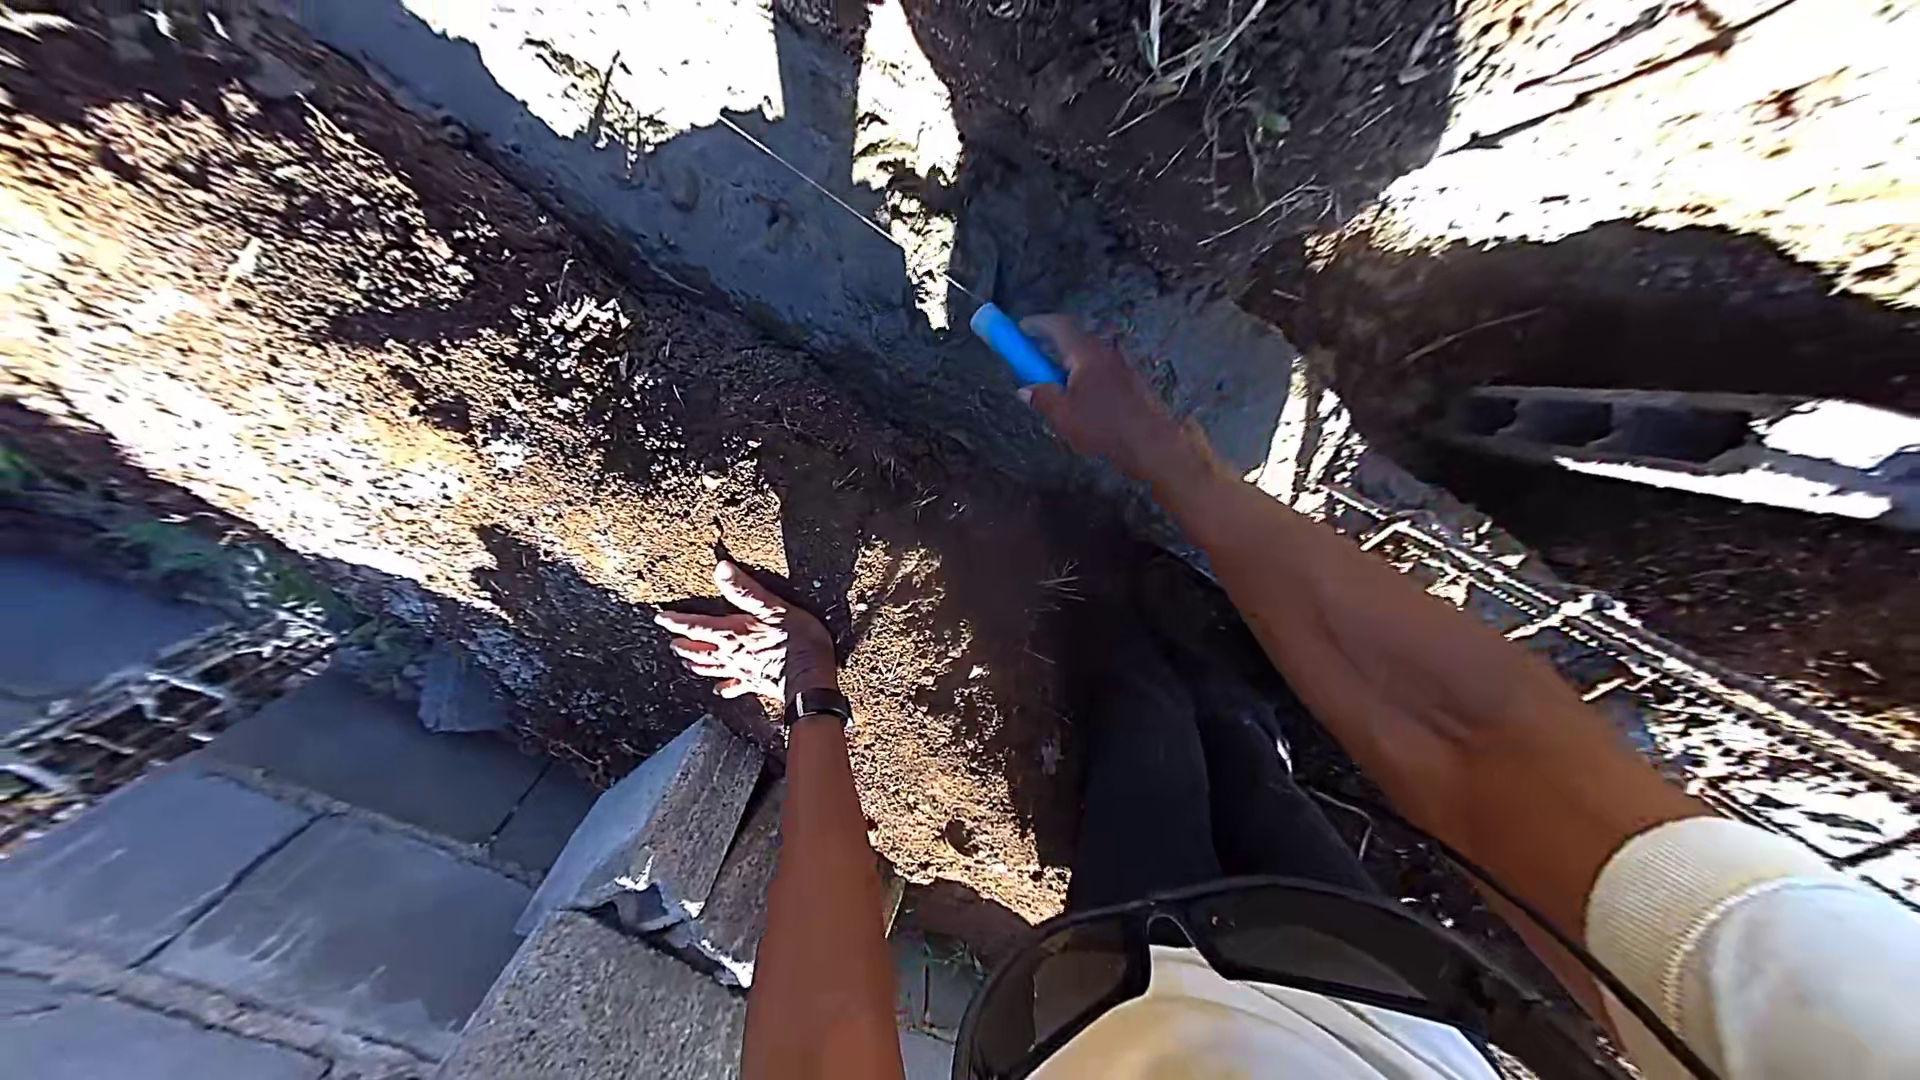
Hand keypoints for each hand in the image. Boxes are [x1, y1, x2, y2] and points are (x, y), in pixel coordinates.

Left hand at [655, 561, 838, 702]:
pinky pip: (734, 687)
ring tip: (685, 661)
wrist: (810, 678)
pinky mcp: (755, 684)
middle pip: (698, 649)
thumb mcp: (773, 607)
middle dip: (683, 643)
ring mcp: (741, 671)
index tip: (661, 617)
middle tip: (672, 640)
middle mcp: (731, 654)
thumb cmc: (795, 640)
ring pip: (710, 667)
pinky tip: (719, 689)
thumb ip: (746, 590)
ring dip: (695, 663)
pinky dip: (723, 687)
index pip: (696, 626)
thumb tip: (721, 568)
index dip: (677, 621)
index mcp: (732, 633)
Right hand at [1018, 314, 1219, 488]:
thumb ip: (1042, 398)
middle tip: (1032, 357)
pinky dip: (1083, 374)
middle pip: (1074, 339)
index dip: (1036, 325)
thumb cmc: (1103, 427)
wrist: (1150, 442)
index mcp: (1086, 353)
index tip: (1020, 329)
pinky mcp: (1131, 382)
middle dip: (1050, 345)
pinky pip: (1100, 369)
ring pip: (1088, 356)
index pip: (1058, 326)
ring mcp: (1121, 366)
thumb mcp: (1063, 415)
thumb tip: (1025, 390)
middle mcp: (1105, 352)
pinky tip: (1079, 397)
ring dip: (1068, 362)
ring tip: (1054, 382)